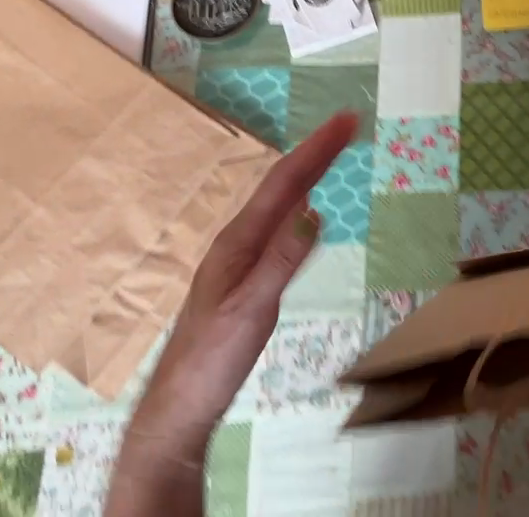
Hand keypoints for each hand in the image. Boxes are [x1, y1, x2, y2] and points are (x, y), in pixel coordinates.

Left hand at [106, 112, 359, 516]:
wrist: (179, 408)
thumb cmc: (211, 360)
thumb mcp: (250, 311)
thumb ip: (281, 262)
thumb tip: (315, 210)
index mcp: (238, 242)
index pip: (284, 184)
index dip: (316, 150)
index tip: (346, 121)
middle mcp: (238, 241)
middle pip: (282, 186)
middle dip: (315, 152)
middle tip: (349, 125)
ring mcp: (240, 259)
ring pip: (279, 204)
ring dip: (308, 172)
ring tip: (331, 151)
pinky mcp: (246, 277)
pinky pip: (279, 226)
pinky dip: (299, 204)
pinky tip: (305, 208)